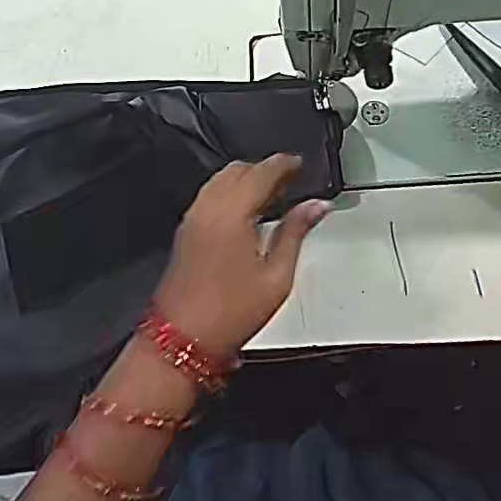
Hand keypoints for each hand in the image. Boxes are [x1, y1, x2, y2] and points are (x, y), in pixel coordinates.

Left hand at [151, 155, 331, 357]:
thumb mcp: (277, 275)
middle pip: (238, 169)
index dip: (283, 164)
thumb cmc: (230, 312)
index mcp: (231, 212)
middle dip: (265, 169)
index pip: (261, 172)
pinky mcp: (186, 229)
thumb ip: (296, 232)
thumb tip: (316, 206)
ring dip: (246, 178)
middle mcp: (207, 208)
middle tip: (290, 179)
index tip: (298, 163)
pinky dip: (230, 191)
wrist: (184, 337)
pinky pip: (209, 195)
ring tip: (272, 193)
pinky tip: (247, 210)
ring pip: (220, 179)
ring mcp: (193, 217)